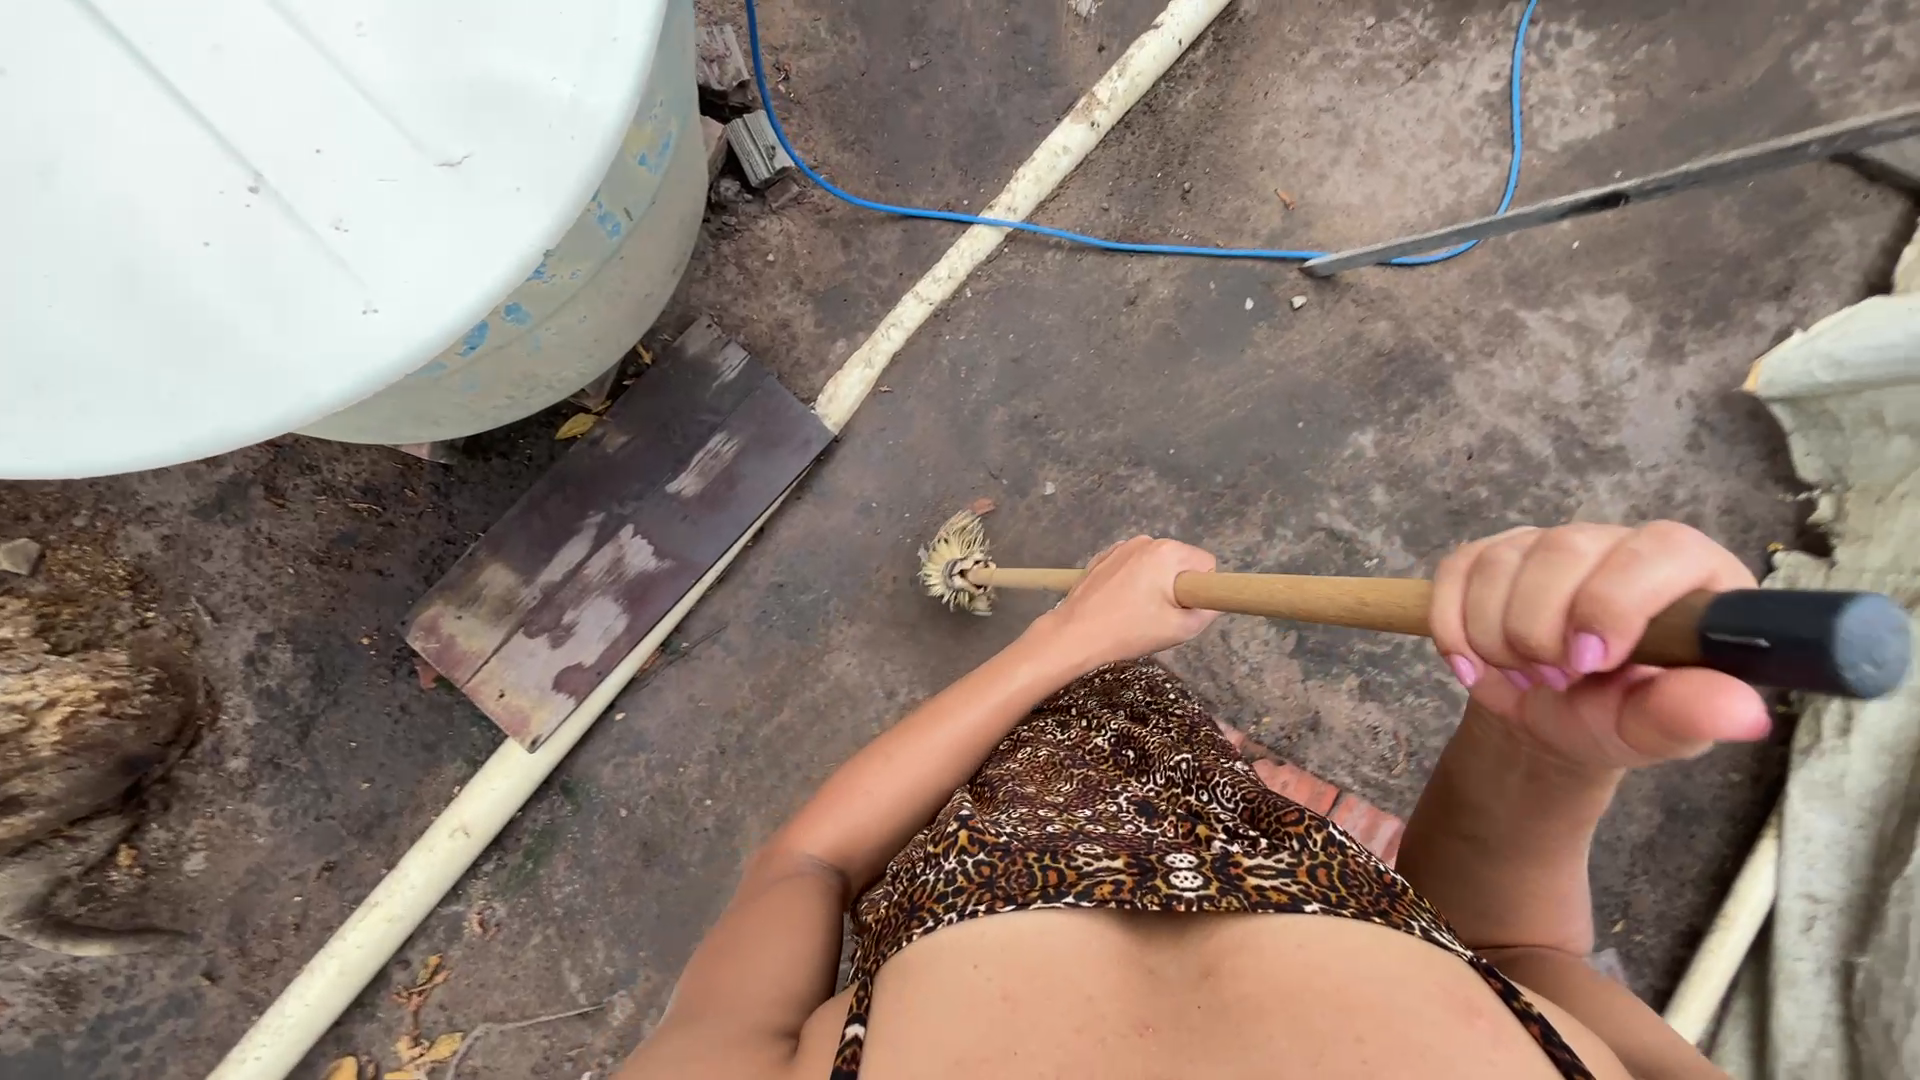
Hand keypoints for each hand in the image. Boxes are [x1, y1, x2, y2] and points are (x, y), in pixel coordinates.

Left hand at [1029, 536, 1220, 668]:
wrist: (1075, 633)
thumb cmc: (1129, 630)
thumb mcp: (1181, 628)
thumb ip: (1208, 611)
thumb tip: (1212, 601)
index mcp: (1167, 552)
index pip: (1205, 565)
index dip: (1200, 590)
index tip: (1181, 609)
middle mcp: (1145, 541)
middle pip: (1180, 563)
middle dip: (1175, 586)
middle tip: (1159, 614)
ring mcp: (1120, 547)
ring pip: (1155, 565)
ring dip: (1154, 584)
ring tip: (1137, 611)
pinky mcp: (1103, 557)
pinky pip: (1133, 567)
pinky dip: (1132, 582)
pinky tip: (1119, 604)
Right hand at [1430, 522, 1771, 770]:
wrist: (1543, 716)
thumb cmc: (1610, 718)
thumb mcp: (1653, 731)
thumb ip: (1689, 715)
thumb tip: (1741, 712)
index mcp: (1687, 573)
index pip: (1658, 550)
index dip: (1611, 602)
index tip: (1587, 663)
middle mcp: (1613, 544)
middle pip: (1560, 552)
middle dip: (1537, 629)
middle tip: (1549, 680)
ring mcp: (1542, 544)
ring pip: (1498, 563)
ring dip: (1492, 634)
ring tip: (1516, 673)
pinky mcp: (1483, 555)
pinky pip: (1453, 572)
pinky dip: (1451, 626)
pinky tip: (1469, 662)